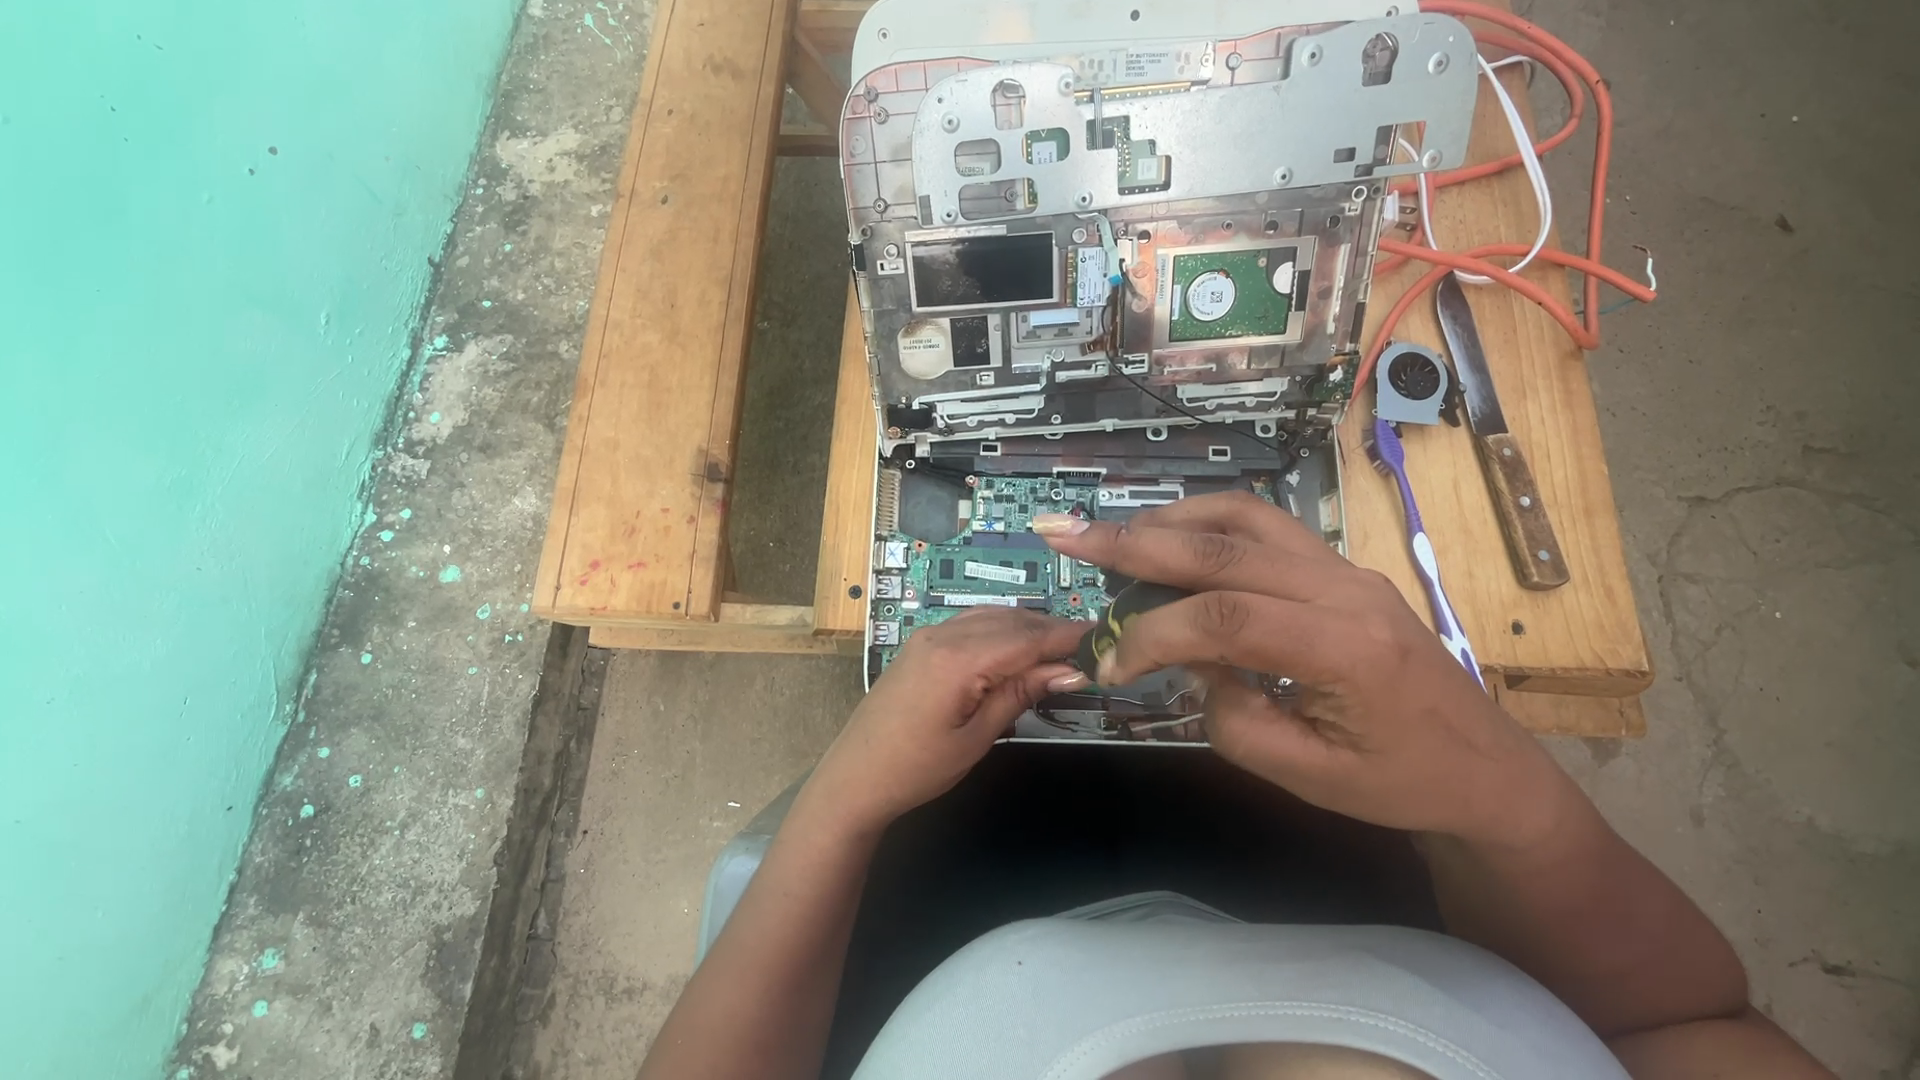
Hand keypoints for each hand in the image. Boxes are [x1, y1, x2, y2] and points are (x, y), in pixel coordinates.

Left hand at [803, 608, 1084, 835]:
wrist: (855, 778)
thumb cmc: (917, 768)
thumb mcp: (978, 736)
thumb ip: (1021, 693)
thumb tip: (1070, 670)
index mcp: (957, 658)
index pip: (1026, 637)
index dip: (1067, 637)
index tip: (1104, 640)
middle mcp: (942, 634)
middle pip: (1011, 620)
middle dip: (1051, 631)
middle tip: (1090, 650)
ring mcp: (928, 635)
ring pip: (991, 617)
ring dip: (1027, 628)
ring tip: (1061, 651)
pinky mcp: (921, 644)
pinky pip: (971, 623)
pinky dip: (1001, 630)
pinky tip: (1018, 648)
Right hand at [1032, 493, 1569, 846]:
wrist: (1487, 768)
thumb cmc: (1401, 783)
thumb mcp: (1307, 774)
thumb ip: (1233, 717)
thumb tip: (1191, 662)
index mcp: (1345, 648)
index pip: (1225, 618)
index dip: (1153, 635)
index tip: (1111, 666)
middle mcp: (1345, 589)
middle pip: (1226, 546)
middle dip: (1136, 542)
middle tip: (1067, 535)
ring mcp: (1345, 569)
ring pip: (1246, 516)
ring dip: (1172, 519)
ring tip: (1115, 537)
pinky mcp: (1340, 568)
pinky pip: (1266, 525)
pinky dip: (1207, 523)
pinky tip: (1172, 539)